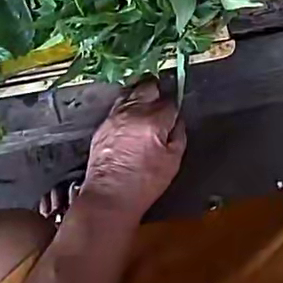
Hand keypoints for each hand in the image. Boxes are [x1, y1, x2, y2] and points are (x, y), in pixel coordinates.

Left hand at [78, 79, 185, 222]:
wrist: (110, 195)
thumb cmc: (144, 183)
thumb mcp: (173, 162)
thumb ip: (178, 135)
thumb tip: (177, 121)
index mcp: (153, 120)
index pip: (169, 102)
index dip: (174, 106)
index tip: (175, 112)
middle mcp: (133, 112)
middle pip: (147, 87)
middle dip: (157, 90)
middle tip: (162, 98)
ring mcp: (115, 116)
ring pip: (130, 92)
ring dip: (140, 94)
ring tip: (146, 102)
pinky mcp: (103, 124)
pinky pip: (117, 106)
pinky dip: (126, 107)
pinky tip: (131, 116)